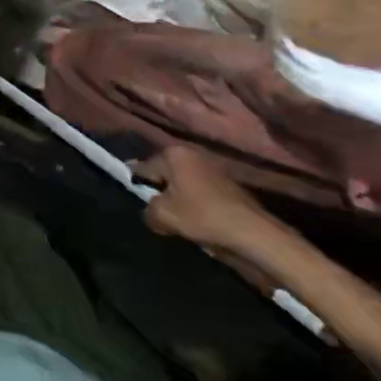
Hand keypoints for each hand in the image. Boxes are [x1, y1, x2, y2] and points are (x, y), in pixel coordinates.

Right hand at [134, 145, 272, 252]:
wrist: (249, 229)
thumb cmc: (202, 216)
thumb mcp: (165, 216)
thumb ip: (148, 210)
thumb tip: (149, 209)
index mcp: (173, 154)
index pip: (144, 167)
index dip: (136, 182)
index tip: (131, 193)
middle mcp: (190, 151)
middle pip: (164, 171)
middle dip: (159, 189)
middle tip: (156, 210)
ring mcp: (209, 163)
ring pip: (181, 179)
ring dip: (177, 195)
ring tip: (176, 216)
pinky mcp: (223, 179)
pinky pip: (197, 186)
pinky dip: (192, 198)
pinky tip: (195, 216)